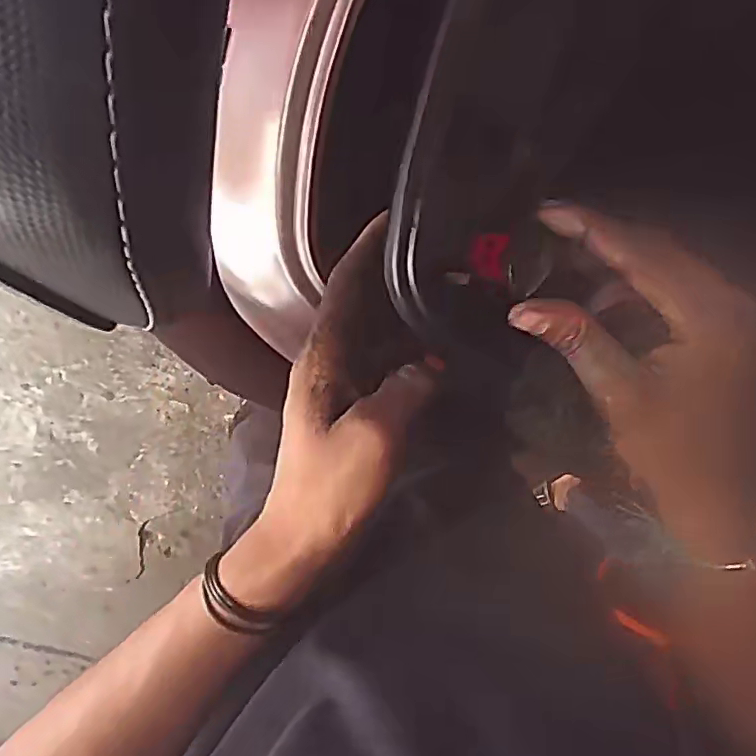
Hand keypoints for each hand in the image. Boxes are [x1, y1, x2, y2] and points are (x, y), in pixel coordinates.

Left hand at [233, 215, 438, 604]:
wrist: (305, 538)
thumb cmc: (331, 487)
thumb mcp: (373, 436)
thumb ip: (406, 389)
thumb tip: (432, 360)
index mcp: (323, 358)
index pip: (344, 288)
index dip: (366, 250)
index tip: (394, 217)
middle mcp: (329, 362)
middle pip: (362, 304)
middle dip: (394, 275)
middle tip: (443, 254)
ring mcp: (341, 385)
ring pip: (376, 334)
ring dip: (406, 311)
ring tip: (449, 289)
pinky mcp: (356, 407)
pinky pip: (386, 364)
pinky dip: (411, 349)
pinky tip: (440, 345)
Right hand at [507, 204, 755, 550]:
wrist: (729, 510)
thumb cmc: (677, 459)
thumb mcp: (621, 395)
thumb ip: (578, 340)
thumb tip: (524, 309)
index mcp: (712, 316)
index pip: (644, 256)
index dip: (592, 229)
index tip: (548, 212)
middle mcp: (735, 304)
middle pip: (662, 252)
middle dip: (605, 241)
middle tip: (554, 233)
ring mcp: (739, 319)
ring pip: (672, 271)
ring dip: (622, 269)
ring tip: (573, 275)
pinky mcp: (733, 334)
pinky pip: (682, 294)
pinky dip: (642, 293)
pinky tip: (609, 306)